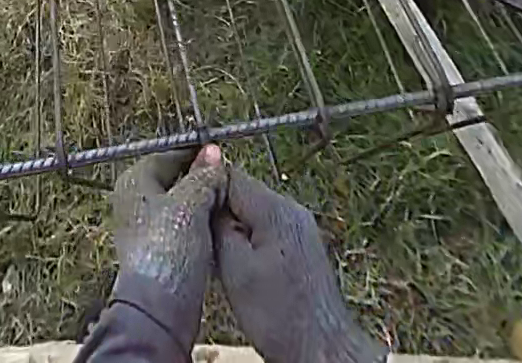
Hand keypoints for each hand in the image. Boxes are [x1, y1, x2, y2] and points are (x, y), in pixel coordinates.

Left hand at [109, 144, 226, 346]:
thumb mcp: (191, 204)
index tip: (218, 156)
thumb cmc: (168, 251)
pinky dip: (198, 226)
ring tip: (224, 205)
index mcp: (134, 180)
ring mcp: (144, 227)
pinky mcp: (157, 251)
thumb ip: (203, 176)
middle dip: (200, 181)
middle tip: (225, 182)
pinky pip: (181, 228)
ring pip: (180, 205)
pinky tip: (215, 230)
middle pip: (174, 180)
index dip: (194, 155)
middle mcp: (134, 200)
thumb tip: (212, 152)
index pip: (168, 155)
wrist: (159, 311)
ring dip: (202, 206)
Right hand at [214, 165, 383, 362]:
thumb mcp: (234, 268)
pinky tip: (249, 271)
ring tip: (229, 262)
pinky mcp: (304, 246)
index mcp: (275, 208)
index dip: (208, 192)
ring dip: (238, 230)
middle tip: (211, 245)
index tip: (195, 216)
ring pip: (255, 213)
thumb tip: (208, 198)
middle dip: (223, 214)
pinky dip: (254, 243)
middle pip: (244, 194)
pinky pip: (270, 230)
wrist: (326, 354)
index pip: (230, 176)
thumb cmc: (279, 317)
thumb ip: (218, 224)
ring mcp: (302, 227)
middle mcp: (292, 209)